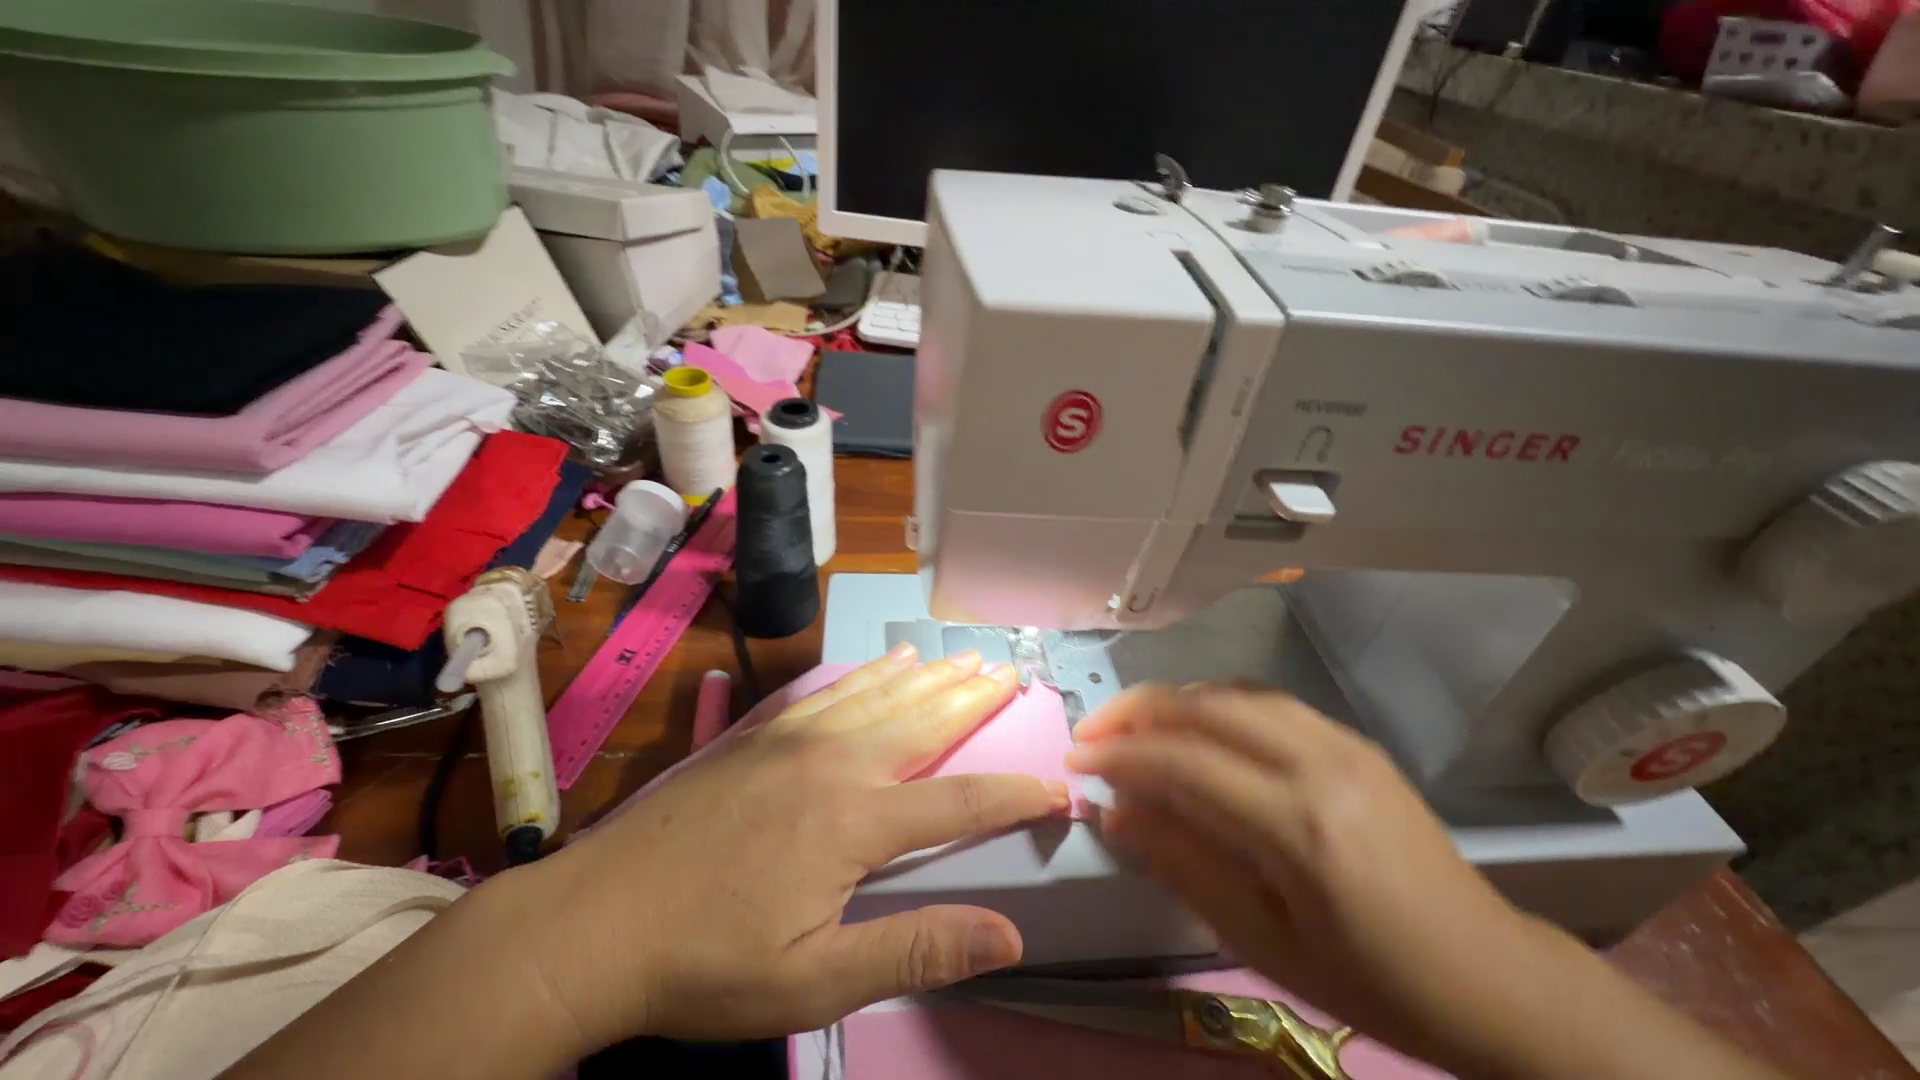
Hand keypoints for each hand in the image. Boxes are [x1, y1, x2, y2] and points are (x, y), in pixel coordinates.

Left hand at [509, 644, 1069, 1049]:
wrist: (593, 922)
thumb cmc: (707, 962)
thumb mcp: (816, 981)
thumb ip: (915, 951)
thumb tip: (1010, 936)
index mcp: (854, 821)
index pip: (959, 802)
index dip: (1015, 795)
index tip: (1059, 787)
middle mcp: (831, 763)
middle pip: (922, 722)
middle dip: (973, 699)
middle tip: (1012, 673)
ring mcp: (788, 740)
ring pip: (878, 696)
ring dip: (928, 677)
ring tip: (964, 657)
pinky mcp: (752, 735)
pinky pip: (827, 690)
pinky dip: (867, 675)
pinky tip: (883, 664)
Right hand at [1066, 685, 1565, 1069]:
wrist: (1489, 976)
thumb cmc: (1370, 980)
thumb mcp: (1262, 942)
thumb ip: (1183, 866)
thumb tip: (1116, 813)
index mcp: (1299, 826)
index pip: (1184, 762)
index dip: (1120, 754)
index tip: (1075, 761)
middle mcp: (1322, 765)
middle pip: (1208, 707)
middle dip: (1138, 709)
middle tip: (1092, 731)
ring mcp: (1346, 745)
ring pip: (1238, 693)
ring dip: (1176, 700)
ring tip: (1131, 724)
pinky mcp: (1358, 744)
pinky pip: (1271, 703)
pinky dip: (1218, 705)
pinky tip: (1195, 728)